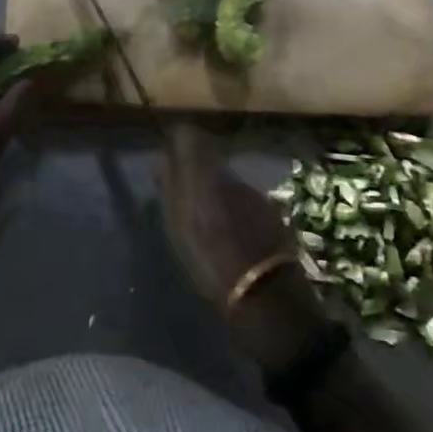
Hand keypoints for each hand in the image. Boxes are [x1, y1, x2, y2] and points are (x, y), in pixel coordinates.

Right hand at [159, 124, 334, 371]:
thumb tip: (161, 161)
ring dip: (214, 187)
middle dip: (195, 166)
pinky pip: (243, 197)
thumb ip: (169, 188)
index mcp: (204, 172)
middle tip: (182, 187)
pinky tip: (228, 228)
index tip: (167, 152)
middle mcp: (231, 174)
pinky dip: (232, 204)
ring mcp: (254, 191)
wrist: (264, 296)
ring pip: (227, 177)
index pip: (188, 135)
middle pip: (209, 156)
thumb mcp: (177, 226)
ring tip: (204, 212)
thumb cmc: (210, 260)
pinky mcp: (271, 210)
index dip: (177, 140)